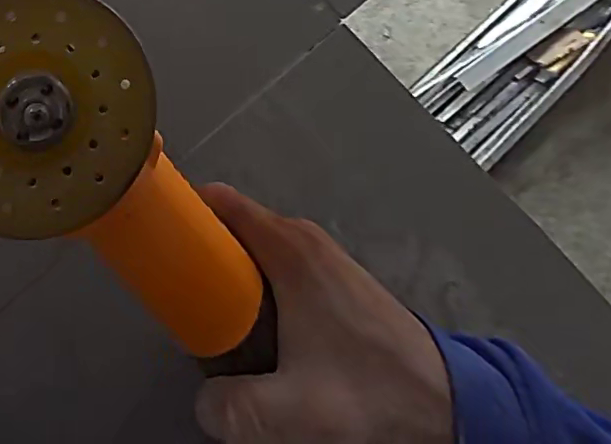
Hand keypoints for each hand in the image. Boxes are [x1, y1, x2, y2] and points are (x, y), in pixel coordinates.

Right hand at [194, 185, 453, 443]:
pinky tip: (265, 330)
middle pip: (234, 225)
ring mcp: (321, 253)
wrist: (446, 401)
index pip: (222, 202)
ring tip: (224, 321)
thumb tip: (205, 403)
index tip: (164, 237)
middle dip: (206, 254)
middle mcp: (302, 238)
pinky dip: (258, 282)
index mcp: (288, 247)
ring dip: (233, 274)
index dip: (187, 210)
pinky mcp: (333, 273)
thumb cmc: (369, 390)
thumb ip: (235, 408)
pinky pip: (278, 261)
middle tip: (191, 297)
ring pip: (257, 246)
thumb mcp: (293, 410)